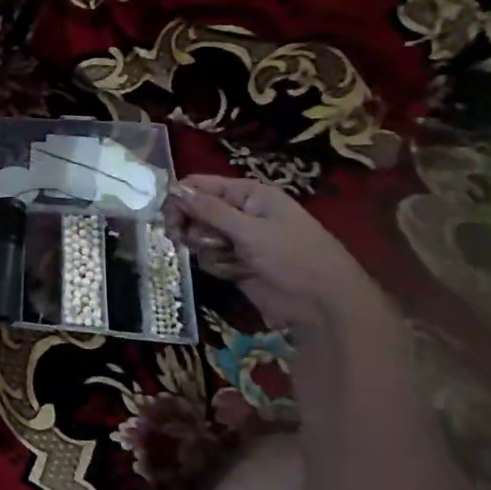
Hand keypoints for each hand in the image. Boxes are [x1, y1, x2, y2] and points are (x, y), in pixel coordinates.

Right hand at [170, 175, 379, 328]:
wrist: (321, 303)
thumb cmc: (293, 257)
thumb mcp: (250, 230)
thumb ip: (209, 210)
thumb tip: (175, 189)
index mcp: (249, 194)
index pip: (200, 186)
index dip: (181, 199)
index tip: (169, 219)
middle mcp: (240, 212)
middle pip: (194, 212)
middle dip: (194, 228)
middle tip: (196, 241)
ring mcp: (237, 239)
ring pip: (199, 238)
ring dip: (209, 250)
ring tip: (233, 259)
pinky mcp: (234, 262)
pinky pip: (209, 259)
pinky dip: (219, 266)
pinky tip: (238, 273)